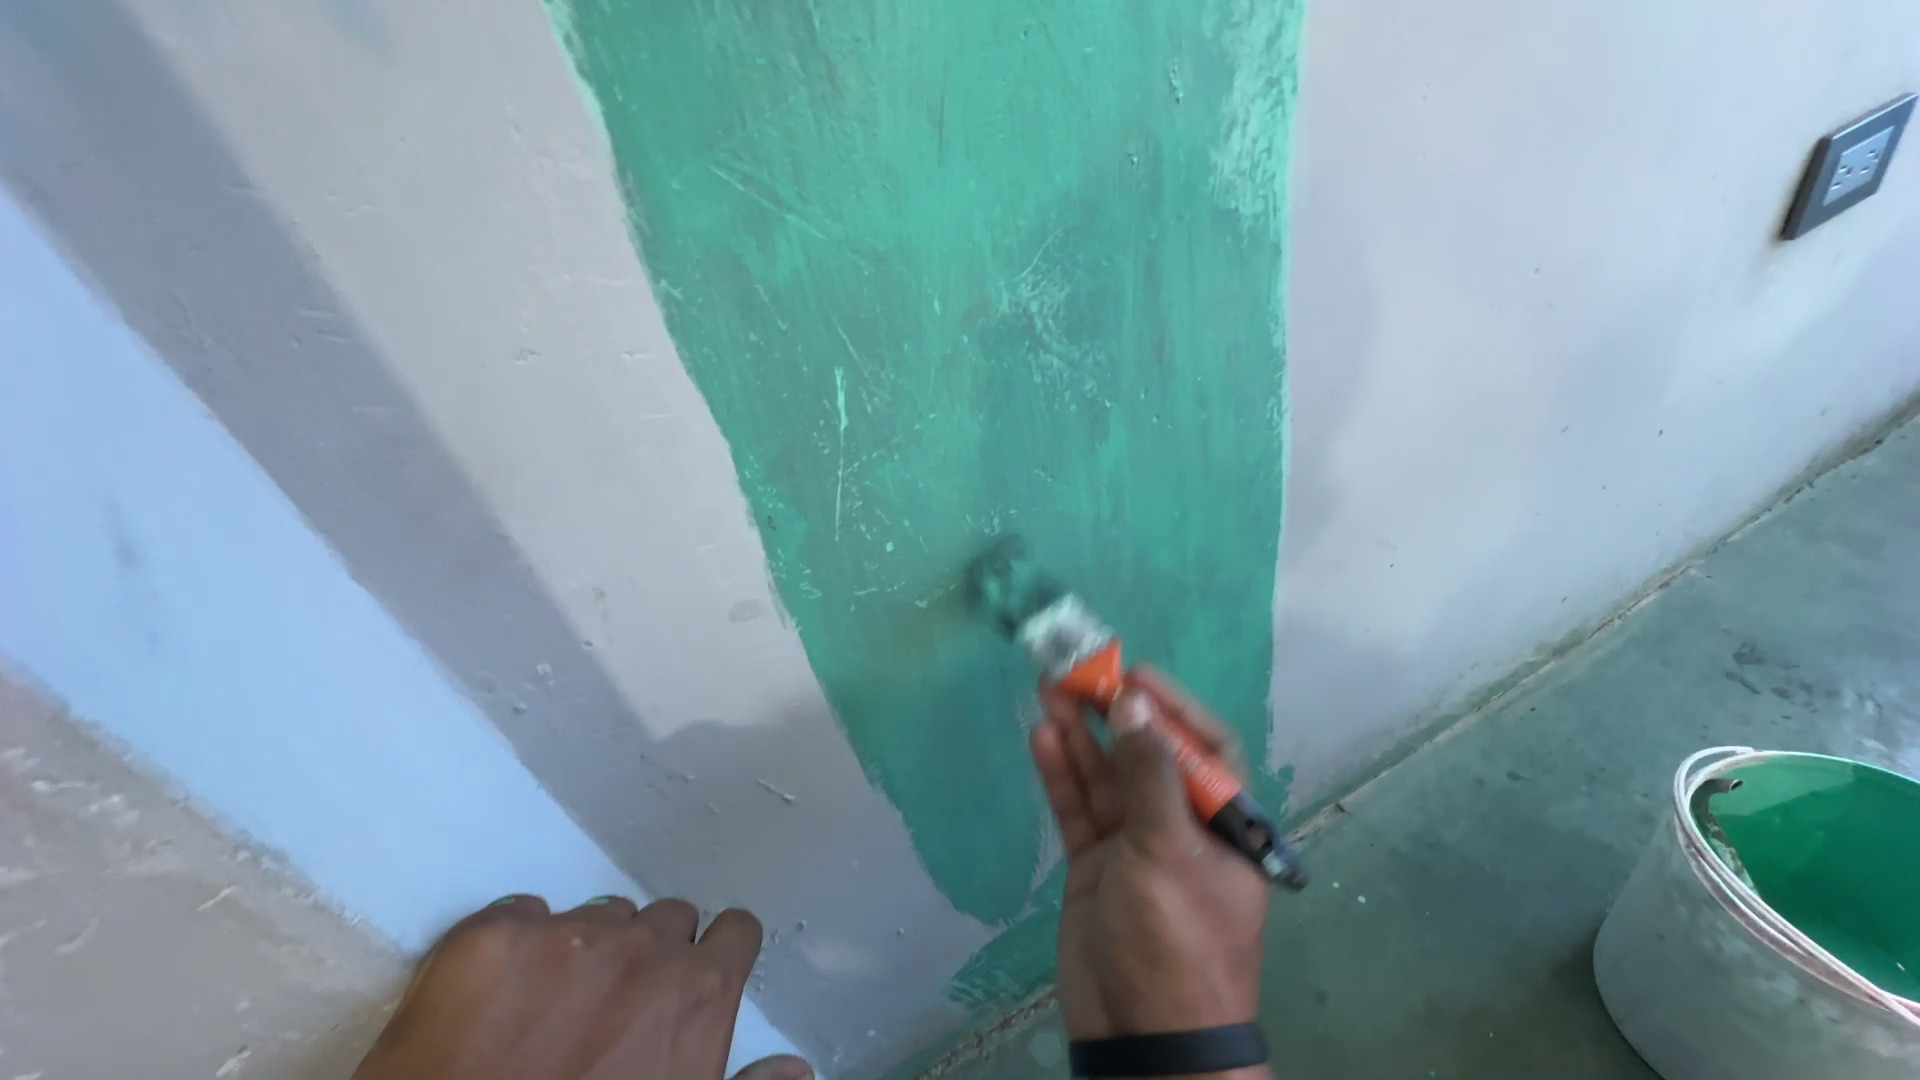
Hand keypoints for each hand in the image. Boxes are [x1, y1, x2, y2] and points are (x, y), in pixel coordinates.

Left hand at [351, 895, 811, 1079]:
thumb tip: (795, 1067)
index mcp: (698, 990)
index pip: (736, 931)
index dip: (719, 954)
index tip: (697, 975)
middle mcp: (644, 945)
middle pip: (667, 918)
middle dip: (651, 953)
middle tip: (613, 1009)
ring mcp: (566, 932)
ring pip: (599, 912)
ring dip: (588, 948)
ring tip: (549, 1006)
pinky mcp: (490, 935)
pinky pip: (521, 912)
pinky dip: (517, 945)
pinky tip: (494, 997)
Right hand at [1029, 668, 1270, 1075]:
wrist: (1144, 1037)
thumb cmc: (1177, 938)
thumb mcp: (1168, 851)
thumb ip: (1148, 773)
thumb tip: (1134, 702)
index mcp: (1223, 822)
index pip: (1206, 745)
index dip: (1173, 705)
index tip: (1132, 675)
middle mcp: (1179, 824)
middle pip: (1145, 753)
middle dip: (1112, 714)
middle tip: (1075, 672)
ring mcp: (1133, 842)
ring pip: (1105, 776)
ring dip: (1080, 735)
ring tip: (1049, 690)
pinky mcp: (1095, 862)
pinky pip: (1079, 808)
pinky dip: (1062, 774)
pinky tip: (1043, 738)